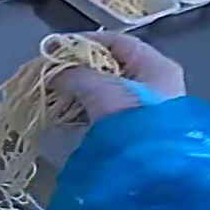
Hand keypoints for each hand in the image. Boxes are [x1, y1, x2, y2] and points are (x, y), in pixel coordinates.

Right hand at [53, 32, 185, 120]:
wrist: (151, 168)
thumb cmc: (131, 119)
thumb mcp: (100, 89)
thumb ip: (75, 75)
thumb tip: (54, 74)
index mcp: (156, 66)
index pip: (118, 41)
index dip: (85, 41)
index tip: (57, 47)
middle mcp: (156, 84)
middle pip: (112, 66)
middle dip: (79, 68)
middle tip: (52, 73)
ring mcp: (147, 109)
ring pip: (108, 91)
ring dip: (80, 91)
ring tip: (55, 94)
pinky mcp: (135, 132)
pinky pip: (107, 113)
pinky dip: (86, 110)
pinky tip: (66, 116)